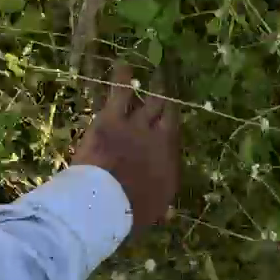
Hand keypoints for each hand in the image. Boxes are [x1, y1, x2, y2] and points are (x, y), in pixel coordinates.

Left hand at [72, 63, 180, 231]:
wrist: (105, 203)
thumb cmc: (128, 213)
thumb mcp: (150, 213)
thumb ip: (160, 207)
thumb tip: (168, 214)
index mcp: (168, 163)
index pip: (174, 140)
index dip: (172, 128)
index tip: (170, 122)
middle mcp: (159, 140)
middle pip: (168, 115)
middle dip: (168, 103)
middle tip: (170, 91)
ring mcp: (137, 126)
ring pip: (150, 101)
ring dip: (154, 88)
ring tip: (157, 73)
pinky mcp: (113, 118)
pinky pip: (120, 92)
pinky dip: (122, 77)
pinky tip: (123, 64)